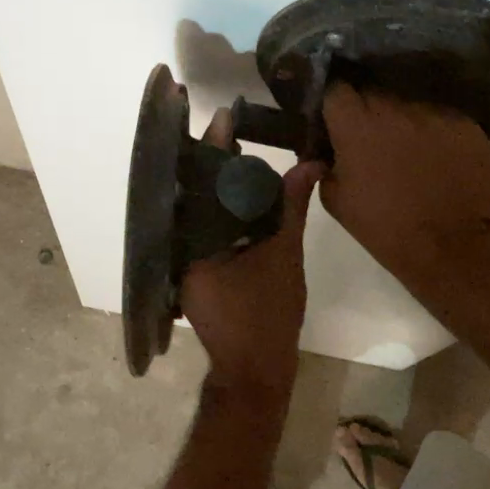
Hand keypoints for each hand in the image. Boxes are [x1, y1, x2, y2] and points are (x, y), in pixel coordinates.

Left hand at [179, 109, 324, 399]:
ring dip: (215, 181)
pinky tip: (237, 191)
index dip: (214, 147)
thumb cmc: (266, 315)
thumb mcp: (284, 257)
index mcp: (194, 242)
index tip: (225, 117)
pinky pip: (202, 226)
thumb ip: (291, 208)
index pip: (202, 181)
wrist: (254, 372)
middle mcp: (180, 246)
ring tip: (236, 149)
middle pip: (193, 189)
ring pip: (197, 207)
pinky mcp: (194, 269)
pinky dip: (219, 206)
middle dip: (212, 158)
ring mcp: (185, 260)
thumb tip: (308, 164)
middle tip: (232, 127)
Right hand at [318, 82, 489, 279]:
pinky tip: (439, 156)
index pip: (336, 88)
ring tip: (409, 146)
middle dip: (369, 107)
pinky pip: (442, 118)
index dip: (336, 100)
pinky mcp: (465, 123)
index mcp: (356, 123)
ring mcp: (433, 112)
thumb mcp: (335, 199)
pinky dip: (437, 132)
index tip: (337, 115)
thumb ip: (325, 163)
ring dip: (405, 118)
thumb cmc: (384, 226)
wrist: (449, 247)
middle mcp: (394, 106)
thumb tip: (325, 149)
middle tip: (371, 133)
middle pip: (374, 90)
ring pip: (411, 102)